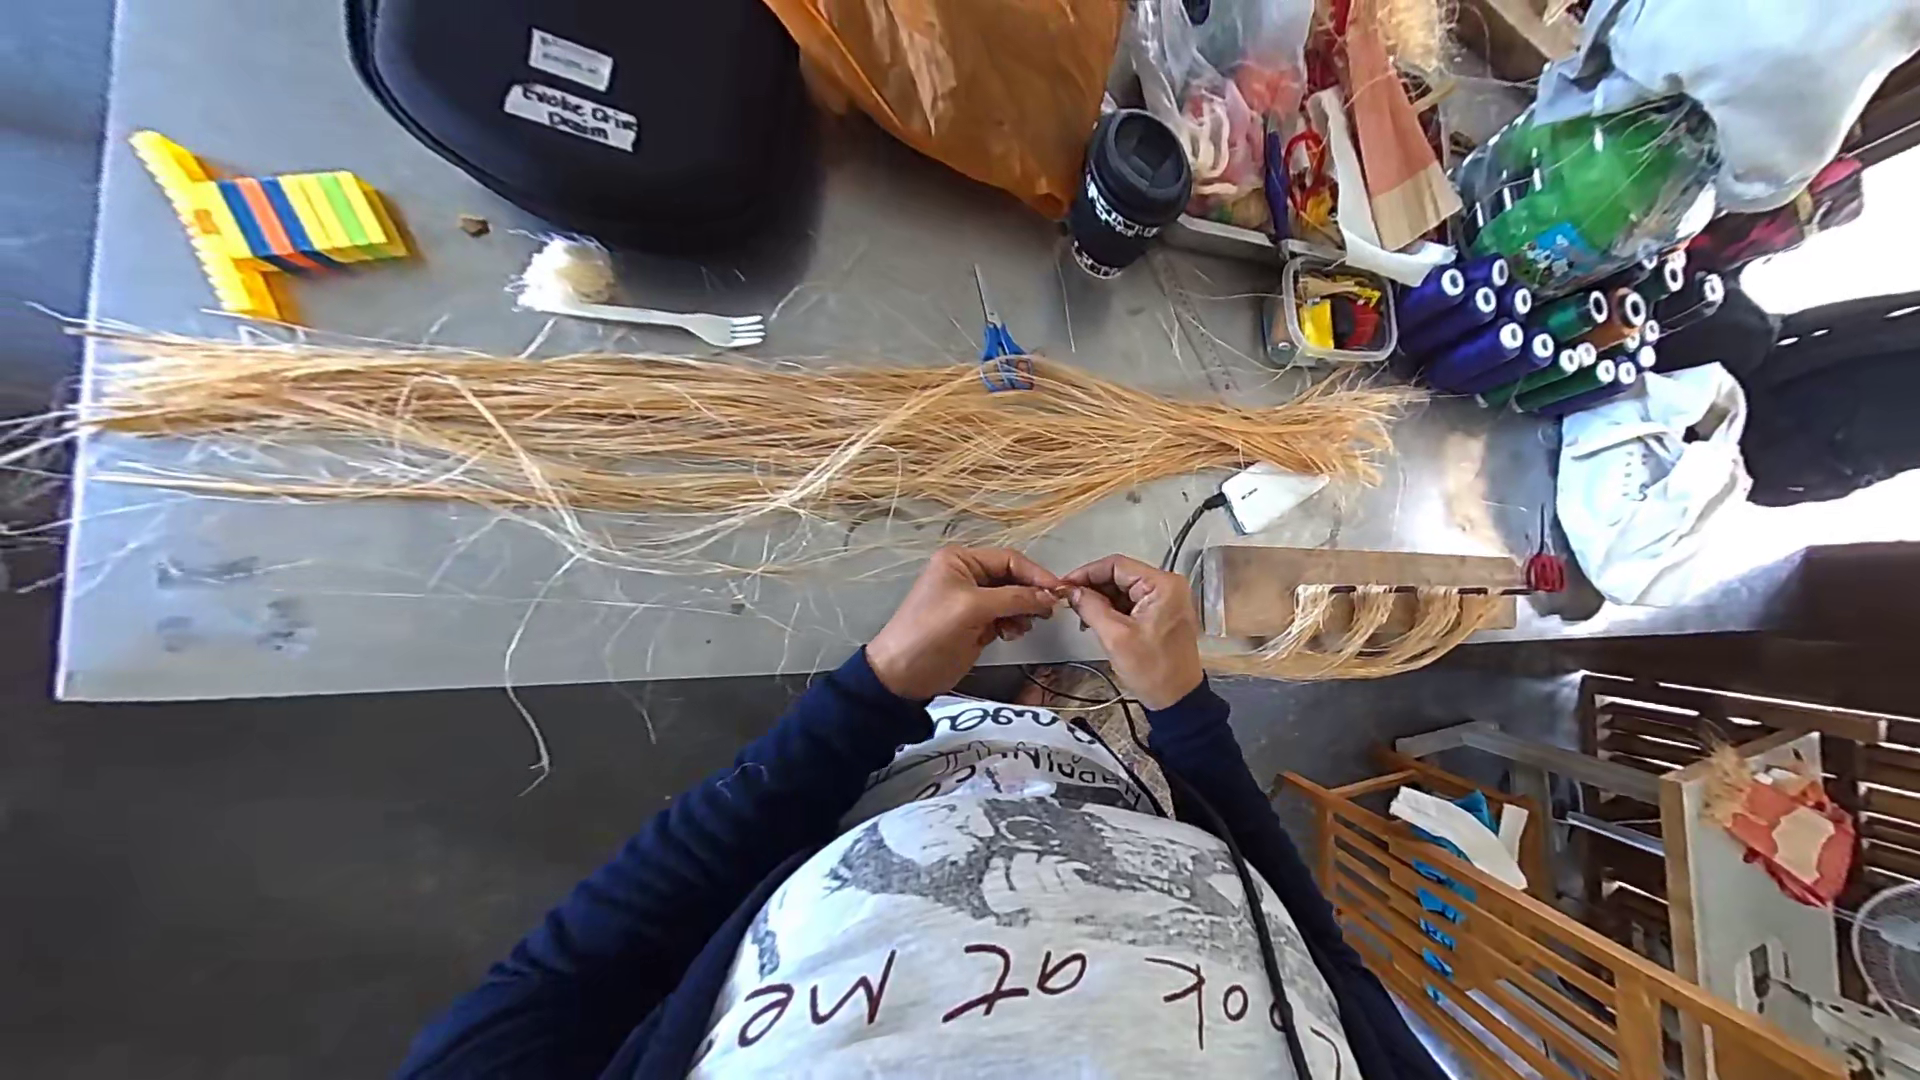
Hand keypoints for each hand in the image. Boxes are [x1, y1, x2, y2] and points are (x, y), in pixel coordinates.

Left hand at [867, 546, 1064, 699]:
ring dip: (1024, 611)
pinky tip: (1011, 634)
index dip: (1035, 573)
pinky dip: (1014, 623)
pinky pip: (1006, 616)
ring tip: (1024, 626)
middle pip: (1012, 578)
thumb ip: (1014, 598)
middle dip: (1031, 593)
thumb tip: (1050, 596)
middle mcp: (967, 575)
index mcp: (960, 560)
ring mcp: (972, 600)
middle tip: (1049, 612)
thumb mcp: (972, 608)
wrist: (903, 674)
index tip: (1059, 591)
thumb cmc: (932, 632)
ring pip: (1013, 598)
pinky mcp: (977, 623)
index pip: (1008, 559)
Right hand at [1063, 554, 1203, 709]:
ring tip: (1080, 615)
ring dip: (1100, 599)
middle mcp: (1167, 585)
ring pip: (1122, 588)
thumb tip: (1070, 590)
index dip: (1086, 573)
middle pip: (1120, 575)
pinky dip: (1111, 608)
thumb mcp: (1115, 636)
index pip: (1116, 565)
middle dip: (1092, 587)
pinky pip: (1130, 601)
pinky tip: (1095, 620)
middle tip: (1068, 601)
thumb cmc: (1151, 668)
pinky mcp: (1161, 612)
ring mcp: (1166, 598)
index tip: (1064, 586)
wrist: (1177, 700)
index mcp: (1162, 584)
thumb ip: (1090, 606)